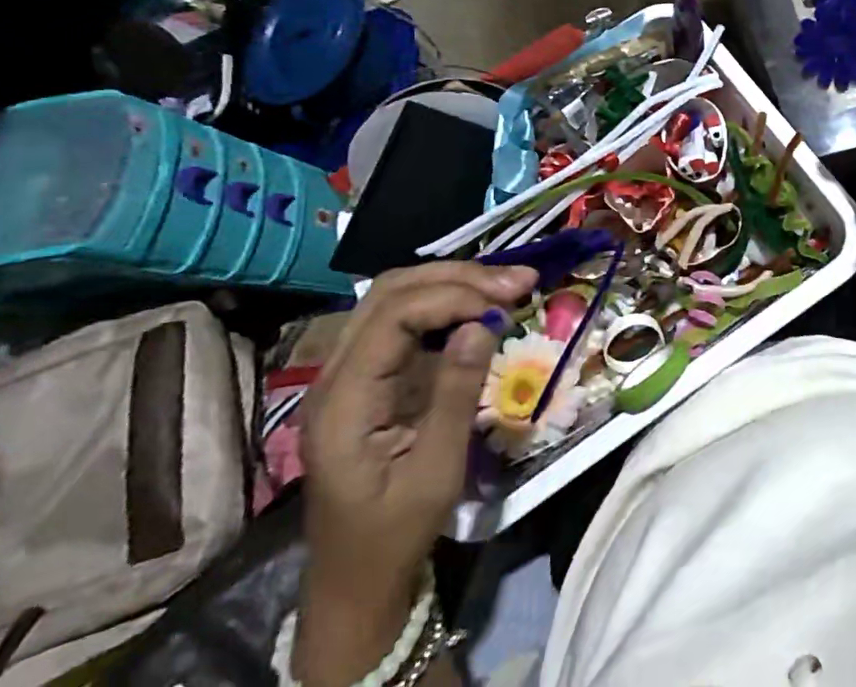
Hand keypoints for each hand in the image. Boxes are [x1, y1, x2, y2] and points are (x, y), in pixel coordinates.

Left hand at [293, 262, 535, 686]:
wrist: (355, 578)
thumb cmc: (395, 533)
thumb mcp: (435, 471)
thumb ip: (455, 394)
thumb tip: (483, 326)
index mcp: (344, 400)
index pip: (392, 315)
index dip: (452, 297)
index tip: (506, 306)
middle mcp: (336, 375)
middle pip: (389, 292)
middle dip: (457, 278)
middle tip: (519, 281)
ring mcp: (349, 374)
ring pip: (394, 299)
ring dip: (453, 285)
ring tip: (509, 286)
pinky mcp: (370, 379)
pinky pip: (404, 324)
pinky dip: (447, 306)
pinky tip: (482, 308)